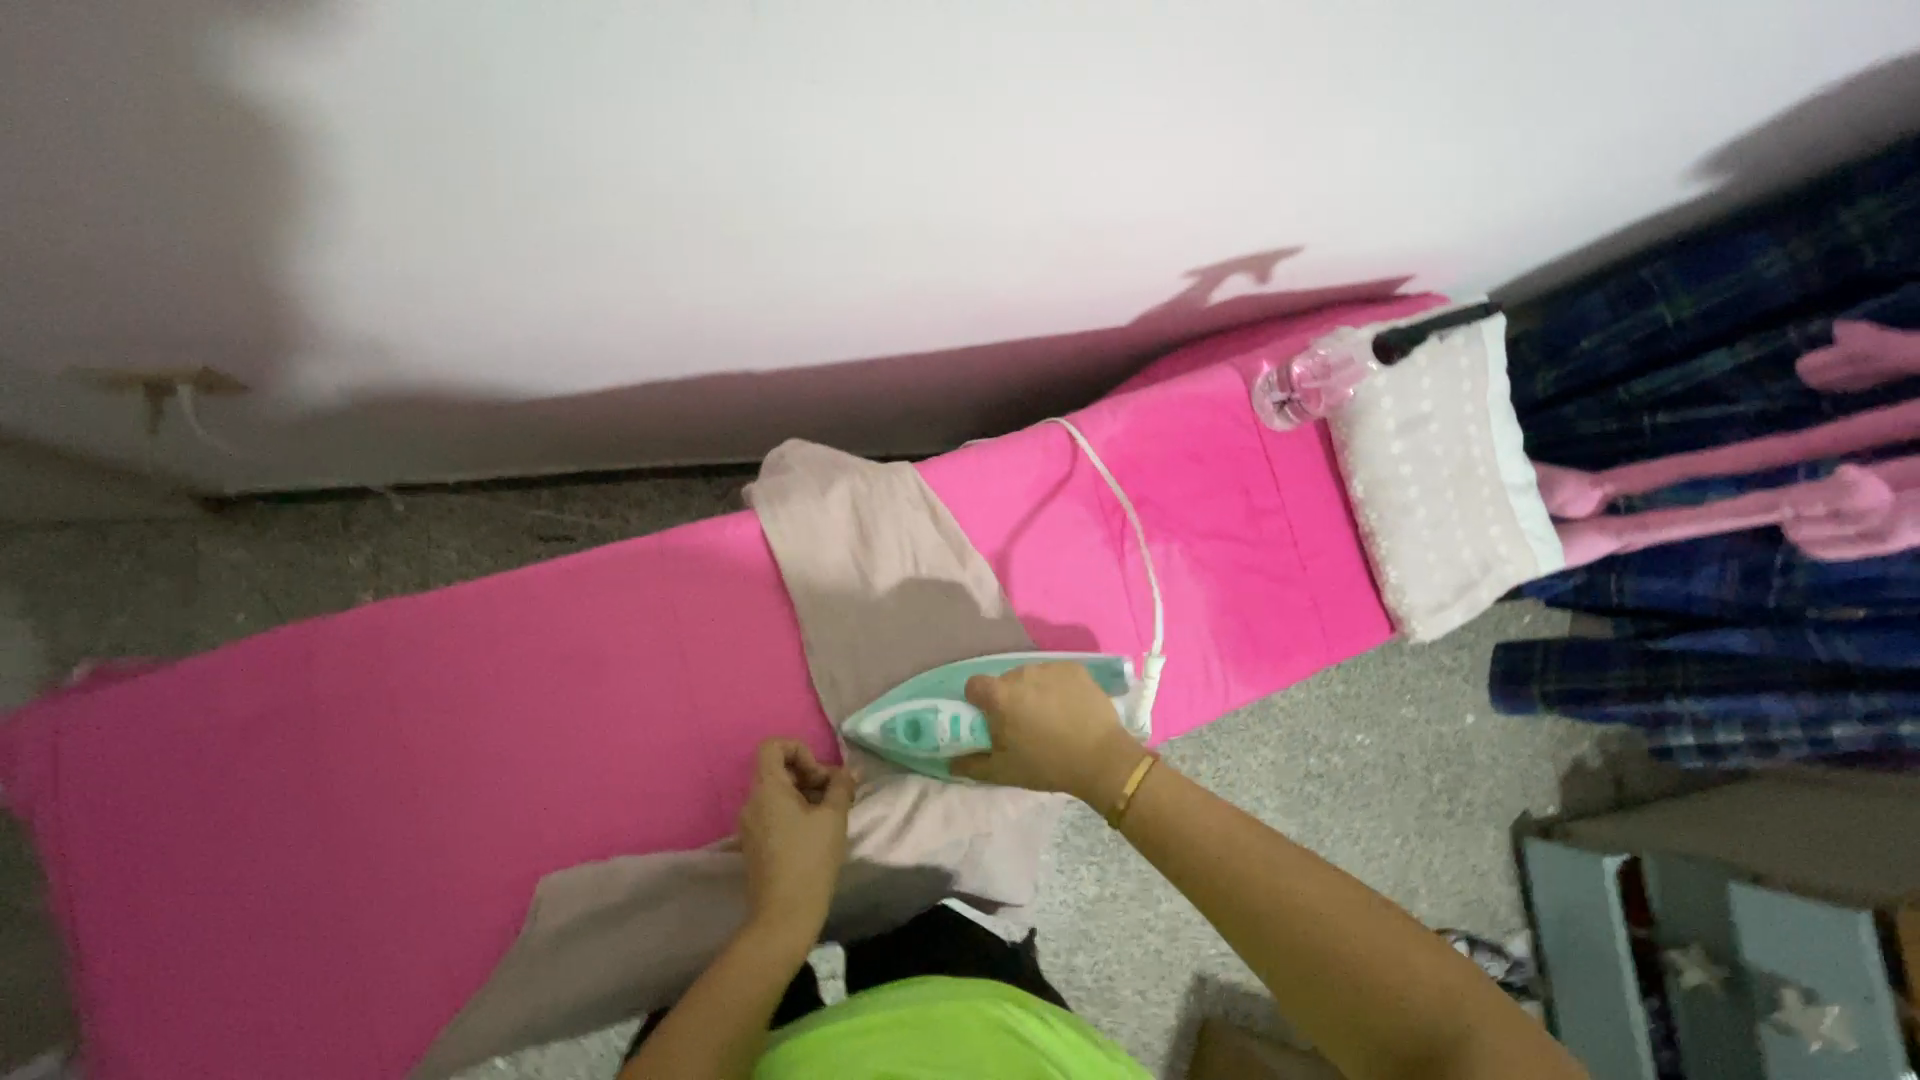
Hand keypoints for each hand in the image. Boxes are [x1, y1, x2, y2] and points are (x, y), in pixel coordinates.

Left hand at [738, 739, 854, 945]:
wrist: (784, 915)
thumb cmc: (810, 859)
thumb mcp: (833, 817)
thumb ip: (841, 787)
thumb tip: (848, 771)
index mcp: (766, 788)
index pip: (773, 746)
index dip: (800, 750)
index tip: (820, 777)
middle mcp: (751, 801)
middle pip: (778, 770)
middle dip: (810, 775)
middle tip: (836, 797)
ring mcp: (749, 824)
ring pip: (778, 794)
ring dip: (806, 795)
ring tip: (832, 816)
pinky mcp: (754, 844)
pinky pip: (774, 813)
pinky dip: (795, 813)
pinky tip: (817, 834)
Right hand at [950, 662, 1147, 806]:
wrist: (1102, 759)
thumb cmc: (1048, 765)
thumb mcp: (1004, 772)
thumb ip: (971, 765)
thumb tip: (950, 762)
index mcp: (1000, 696)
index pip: (974, 685)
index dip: (978, 701)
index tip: (989, 719)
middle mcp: (1021, 673)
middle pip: (1004, 681)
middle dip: (1008, 698)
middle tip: (1022, 724)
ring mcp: (1049, 668)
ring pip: (1030, 676)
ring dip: (1032, 691)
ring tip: (1050, 717)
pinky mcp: (1074, 668)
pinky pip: (1055, 674)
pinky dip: (1056, 687)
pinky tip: (1069, 708)